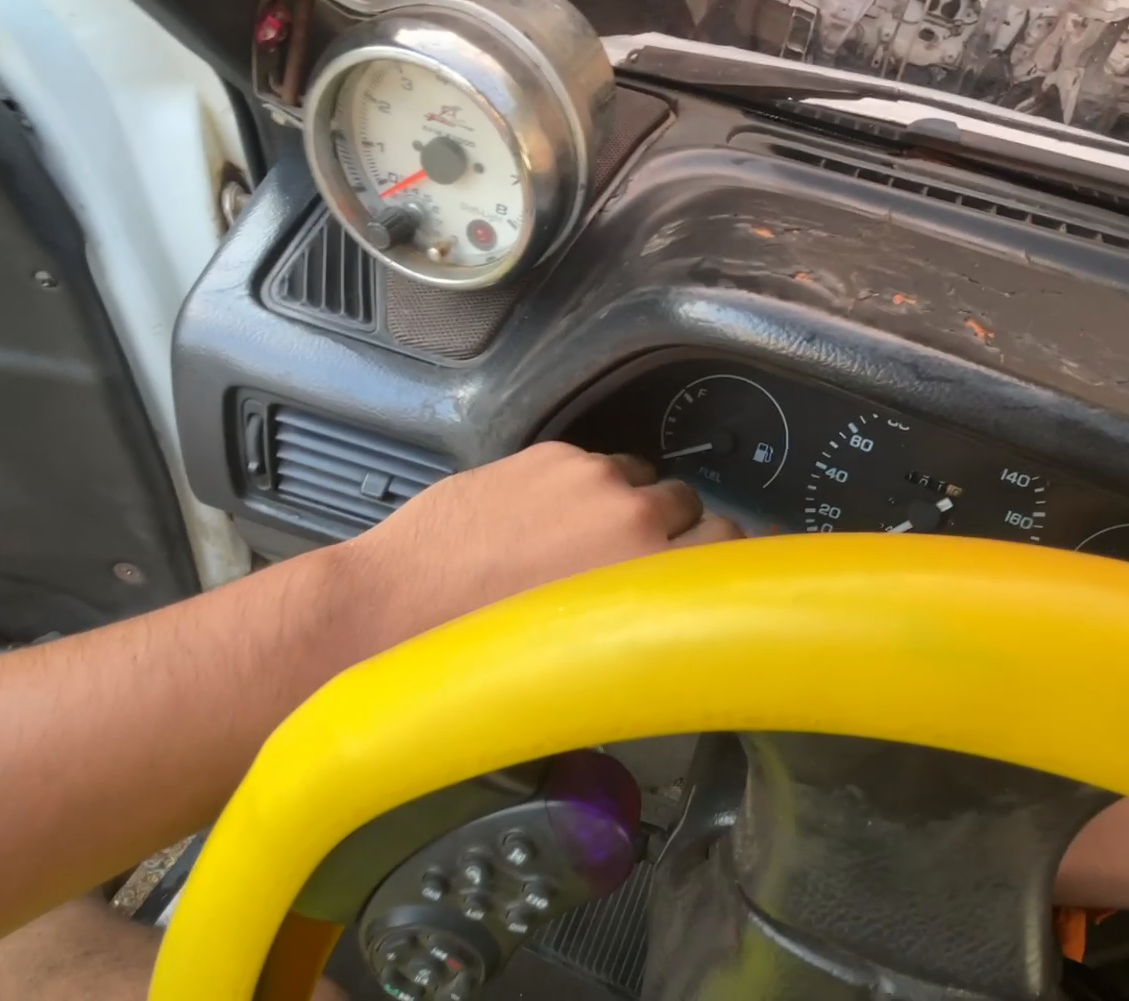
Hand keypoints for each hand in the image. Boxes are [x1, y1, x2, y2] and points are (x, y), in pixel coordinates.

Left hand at [339, 442, 740, 645]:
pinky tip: (542, 514)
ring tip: (584, 530)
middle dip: (673, 529)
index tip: (699, 572)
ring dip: (628, 502)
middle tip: (634, 556)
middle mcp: (637, 517)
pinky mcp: (552, 454)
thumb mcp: (590, 674)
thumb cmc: (490, 665)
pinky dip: (584, 486)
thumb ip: (649, 640)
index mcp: (655, 578)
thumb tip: (673, 630)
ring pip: (642, 478)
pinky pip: (595, 465)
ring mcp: (592, 478)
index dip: (719, 557)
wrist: (395, 611)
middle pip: (692, 504)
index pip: (733, 542)